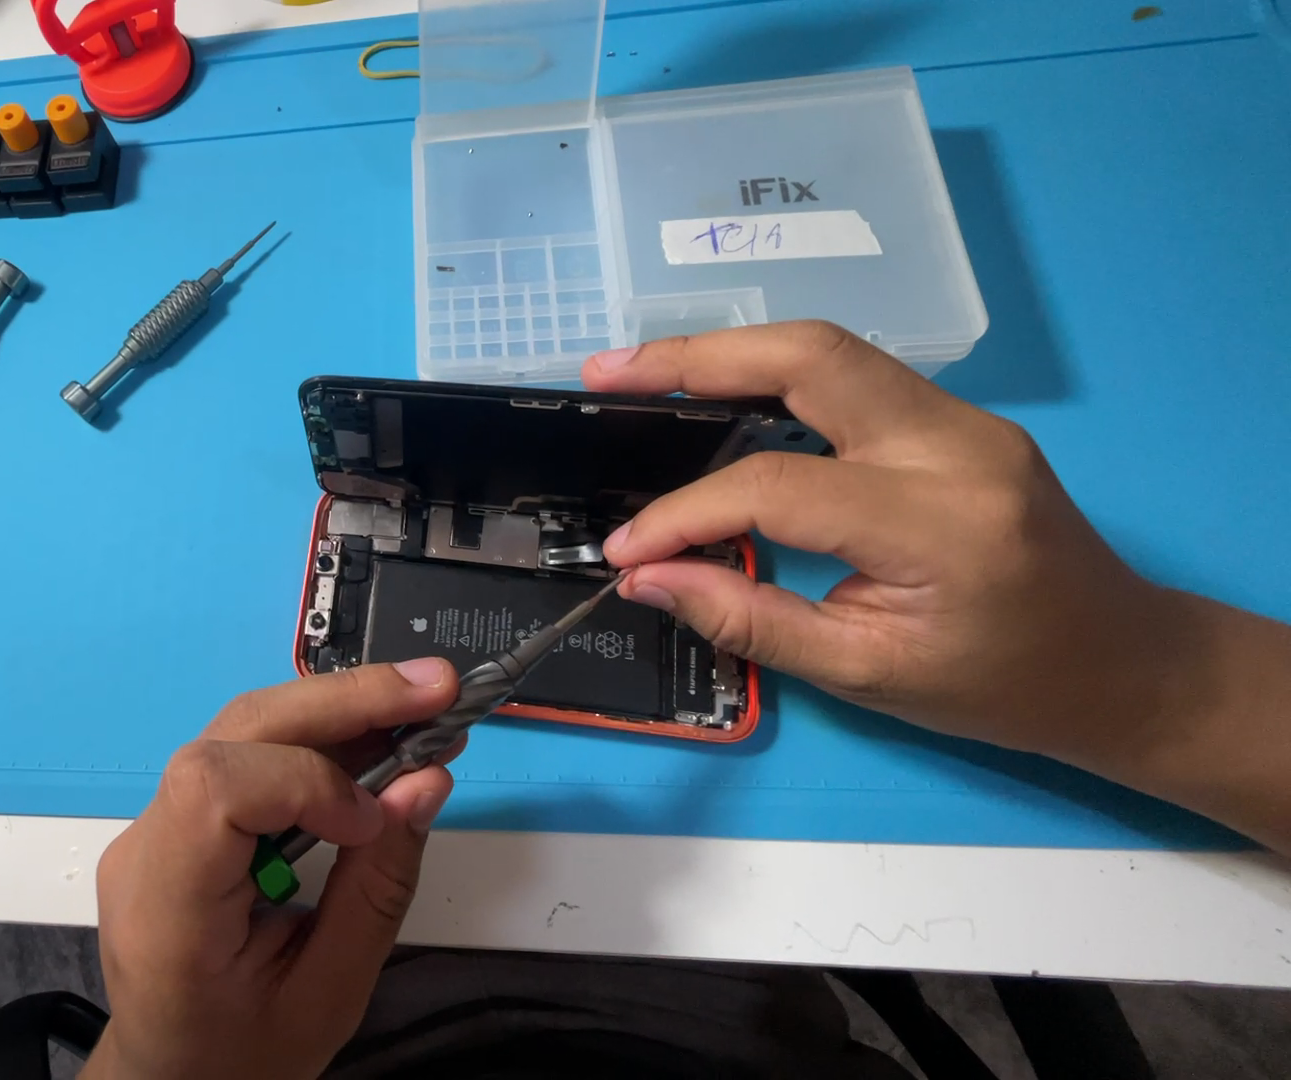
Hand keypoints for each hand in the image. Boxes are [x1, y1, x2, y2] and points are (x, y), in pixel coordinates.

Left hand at [83, 659, 460, 1079]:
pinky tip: (379, 732)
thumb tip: (426, 780)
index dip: (305, 781)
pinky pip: (254, 748)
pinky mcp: (185, 808)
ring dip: (342, 706)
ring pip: (249, 723)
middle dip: (345, 700)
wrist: (171, 1078)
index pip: (217, 788)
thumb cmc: (242, 1058)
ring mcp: (160, 816)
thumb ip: (376, 888)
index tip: (370, 819)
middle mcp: (149, 840)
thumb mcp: (327, 998)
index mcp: (166, 905)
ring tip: (422, 703)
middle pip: (240, 727)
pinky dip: (325, 735)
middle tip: (436, 688)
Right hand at [582, 321, 1183, 764]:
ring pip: (823, 349)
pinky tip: (706, 392)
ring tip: (635, 370)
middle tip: (604, 373)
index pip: (775, 488)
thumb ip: (744, 619)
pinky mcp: (945, 417)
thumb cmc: (994, 683)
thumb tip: (646, 578)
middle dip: (690, 358)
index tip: (627, 550)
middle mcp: (955, 442)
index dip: (684, 514)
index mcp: (940, 520)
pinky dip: (759, 375)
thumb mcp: (860, 672)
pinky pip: (839, 376)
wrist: (1124, 663)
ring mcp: (958, 417)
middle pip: (808, 358)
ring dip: (719, 353)